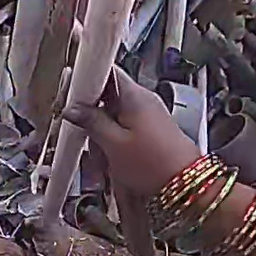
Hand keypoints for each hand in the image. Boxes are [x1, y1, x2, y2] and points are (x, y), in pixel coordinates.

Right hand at [61, 67, 201, 197]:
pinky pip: (124, 129)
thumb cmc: (154, 165)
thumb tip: (72, 109)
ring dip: (101, 136)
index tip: (70, 93)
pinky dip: (113, 143)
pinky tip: (112, 161)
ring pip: (112, 117)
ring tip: (102, 159)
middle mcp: (142, 100)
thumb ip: (91, 122)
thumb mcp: (114, 145)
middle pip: (106, 97)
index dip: (84, 80)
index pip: (105, 71)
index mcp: (134, 96)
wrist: (186, 184)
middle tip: (85, 137)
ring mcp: (147, 115)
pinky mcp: (150, 130)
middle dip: (91, 118)